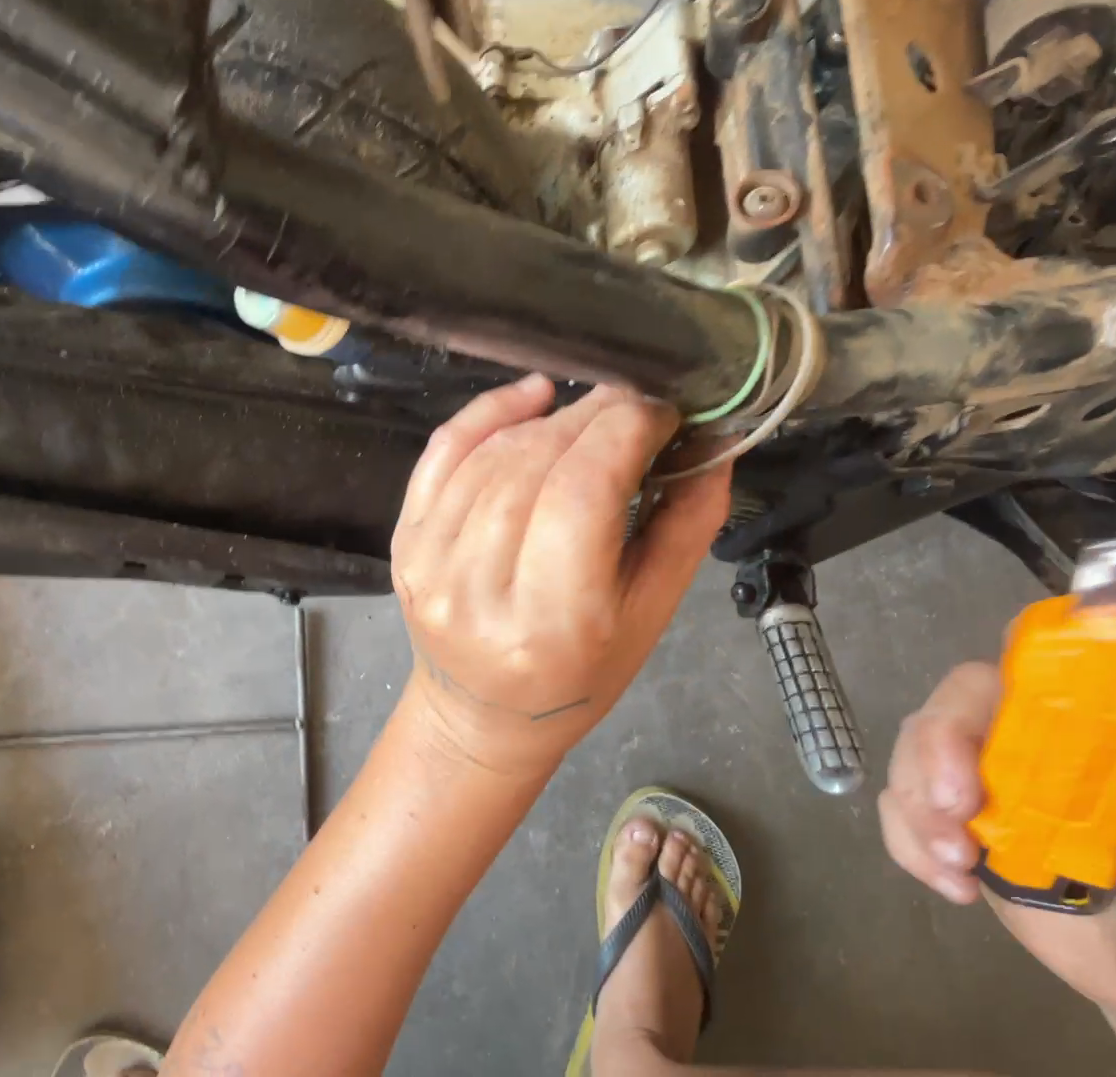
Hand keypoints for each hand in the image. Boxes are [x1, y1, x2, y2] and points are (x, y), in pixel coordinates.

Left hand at [390, 374, 732, 776]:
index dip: (625, 431)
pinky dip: (487, 415)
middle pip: (534, 464)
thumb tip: (711, 444)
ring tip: (590, 416)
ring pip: (491, 454)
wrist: (482, 716)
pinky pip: (441, 454)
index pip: (583, 490)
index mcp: (551, 620)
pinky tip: (530, 399)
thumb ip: (686, 529)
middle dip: (592, 417)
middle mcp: (478, 589)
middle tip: (632, 404)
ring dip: (549, 420)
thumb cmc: (578, 678)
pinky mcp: (404, 542)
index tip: (660, 411)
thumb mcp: (649, 618)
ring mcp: (429, 563)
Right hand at [881, 663, 1115, 1074]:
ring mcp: (999, 784)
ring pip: (919, 747)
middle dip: (938, 749)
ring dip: (914, 800)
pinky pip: (901, 805)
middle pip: (966, 703)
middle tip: (952, 814)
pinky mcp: (962, 824)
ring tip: (956, 869)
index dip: (1018, 679)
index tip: (994, 727)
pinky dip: (905, 840)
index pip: (1063, 679)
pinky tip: (950, 888)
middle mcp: (1053, 749)